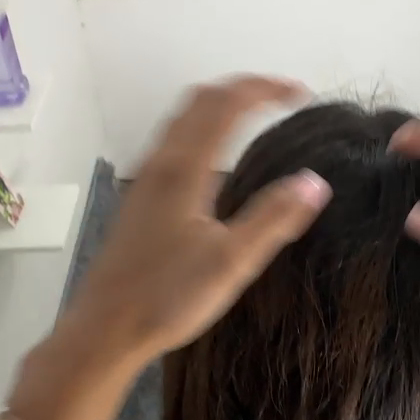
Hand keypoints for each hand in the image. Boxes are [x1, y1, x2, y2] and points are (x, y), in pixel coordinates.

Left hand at [58, 76, 331, 371]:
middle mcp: (160, 164)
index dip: (266, 90)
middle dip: (243, 89)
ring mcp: (145, 182)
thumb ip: (273, 218)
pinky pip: (173, 142)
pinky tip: (216, 161)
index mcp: (184, 170)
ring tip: (254, 117)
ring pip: (181, 120)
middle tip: (281, 97)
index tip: (302, 94)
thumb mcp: (232, 262)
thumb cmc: (168, 297)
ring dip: (219, 106)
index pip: (227, 104)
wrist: (104, 330)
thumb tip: (315, 182)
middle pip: (199, 101)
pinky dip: (203, 129)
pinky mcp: (139, 201)